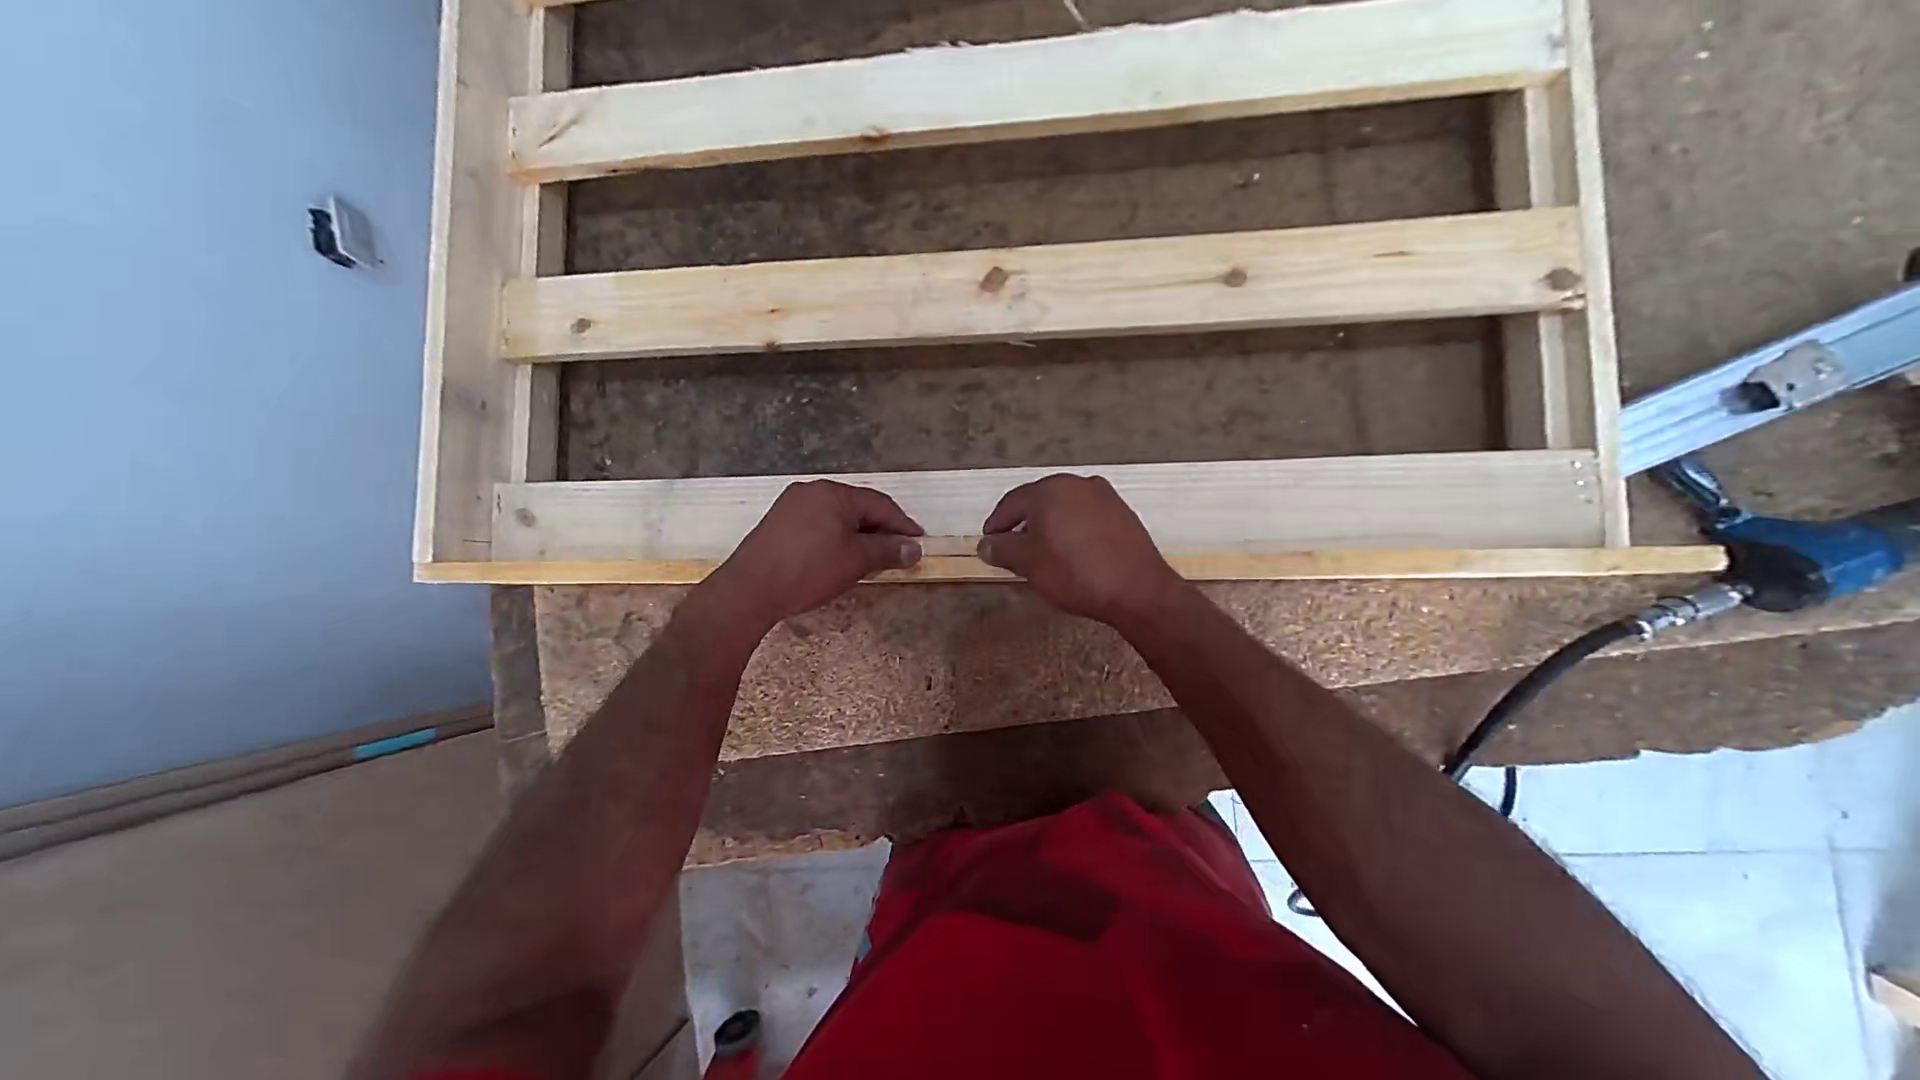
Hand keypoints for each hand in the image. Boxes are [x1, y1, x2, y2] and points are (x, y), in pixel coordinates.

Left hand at [699, 480, 923, 633]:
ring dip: (858, 537)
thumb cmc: (809, 570)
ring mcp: (790, 507)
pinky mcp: (777, 526)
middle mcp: (811, 492)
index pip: (879, 504)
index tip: (919, 542)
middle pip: (857, 508)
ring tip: (874, 559)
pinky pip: (818, 527)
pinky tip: (841, 559)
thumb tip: (913, 548)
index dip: (902, 525)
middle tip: (899, 553)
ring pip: (836, 518)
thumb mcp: (856, 560)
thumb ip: (888, 550)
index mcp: (832, 493)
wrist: (750, 590)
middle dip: (881, 531)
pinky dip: (836, 540)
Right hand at [975, 474, 1190, 627]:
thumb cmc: (1074, 573)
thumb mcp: (1028, 563)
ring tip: (1043, 555)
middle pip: (1039, 502)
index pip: (1012, 503)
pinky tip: (1073, 555)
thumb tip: (986, 543)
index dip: (996, 524)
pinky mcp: (1123, 514)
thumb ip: (1002, 549)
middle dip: (1023, 525)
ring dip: (1050, 528)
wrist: (1137, 591)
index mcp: (1050, 489)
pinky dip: (1073, 532)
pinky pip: (1087, 518)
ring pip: (1065, 509)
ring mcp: (1105, 497)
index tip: (989, 543)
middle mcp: (1078, 484)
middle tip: (1013, 550)